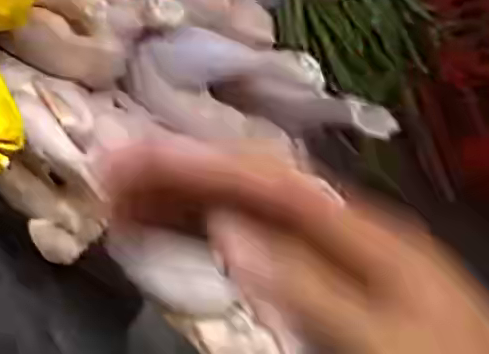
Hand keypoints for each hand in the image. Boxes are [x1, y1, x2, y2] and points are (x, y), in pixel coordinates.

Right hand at [101, 139, 488, 353]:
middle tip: (101, 172)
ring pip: (220, 199)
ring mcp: (311, 239)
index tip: (127, 154)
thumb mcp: (386, 334)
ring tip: (109, 196)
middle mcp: (326, 215)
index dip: (185, 156)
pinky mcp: (297, 263)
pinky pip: (225, 226)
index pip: (253, 171)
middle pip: (228, 178)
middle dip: (161, 171)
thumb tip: (220, 227)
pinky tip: (147, 223)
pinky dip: (180, 219)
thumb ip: (306, 281)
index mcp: (354, 220)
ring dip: (161, 193)